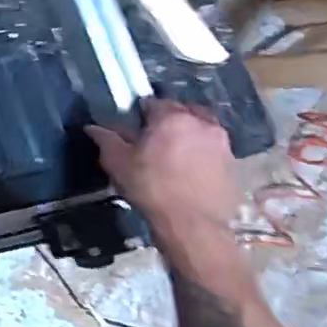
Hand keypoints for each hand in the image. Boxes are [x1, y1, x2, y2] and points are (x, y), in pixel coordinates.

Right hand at [87, 100, 248, 290]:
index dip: (141, 113)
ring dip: (188, 133)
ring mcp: (222, 143)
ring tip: (174, 153)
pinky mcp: (234, 163)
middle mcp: (202, 123)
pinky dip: (202, 152)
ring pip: (202, 128)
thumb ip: (106, 139)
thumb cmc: (150, 187)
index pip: (154, 103)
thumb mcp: (117, 163)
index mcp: (172, 118)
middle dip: (169, 118)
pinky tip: (190, 170)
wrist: (193, 224)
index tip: (134, 127)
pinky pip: (213, 148)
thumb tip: (92, 127)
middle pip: (183, 110)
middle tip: (154, 137)